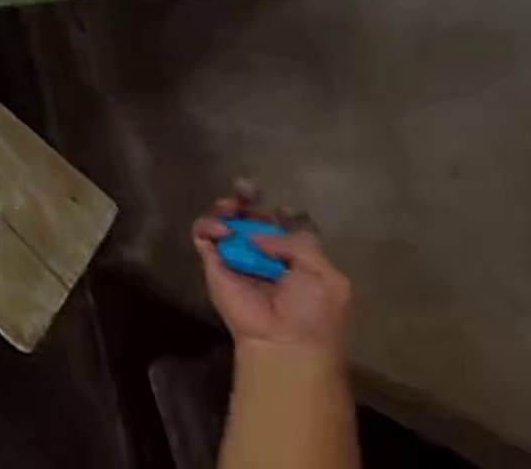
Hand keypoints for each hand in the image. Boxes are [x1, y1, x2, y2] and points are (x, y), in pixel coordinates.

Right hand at [192, 192, 351, 359]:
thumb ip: (299, 244)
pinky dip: (209, 226)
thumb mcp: (327, 278)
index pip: (279, 221)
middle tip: (244, 191)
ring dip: (226, 207)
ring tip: (230, 208)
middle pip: (248, 214)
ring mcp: (235, 253)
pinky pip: (203, 233)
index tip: (275, 205)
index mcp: (292, 254)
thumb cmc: (313, 313)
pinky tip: (222, 233)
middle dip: (246, 199)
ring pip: (223, 218)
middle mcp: (261, 250)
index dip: (276, 209)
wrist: (284, 341)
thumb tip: (259, 236)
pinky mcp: (211, 259)